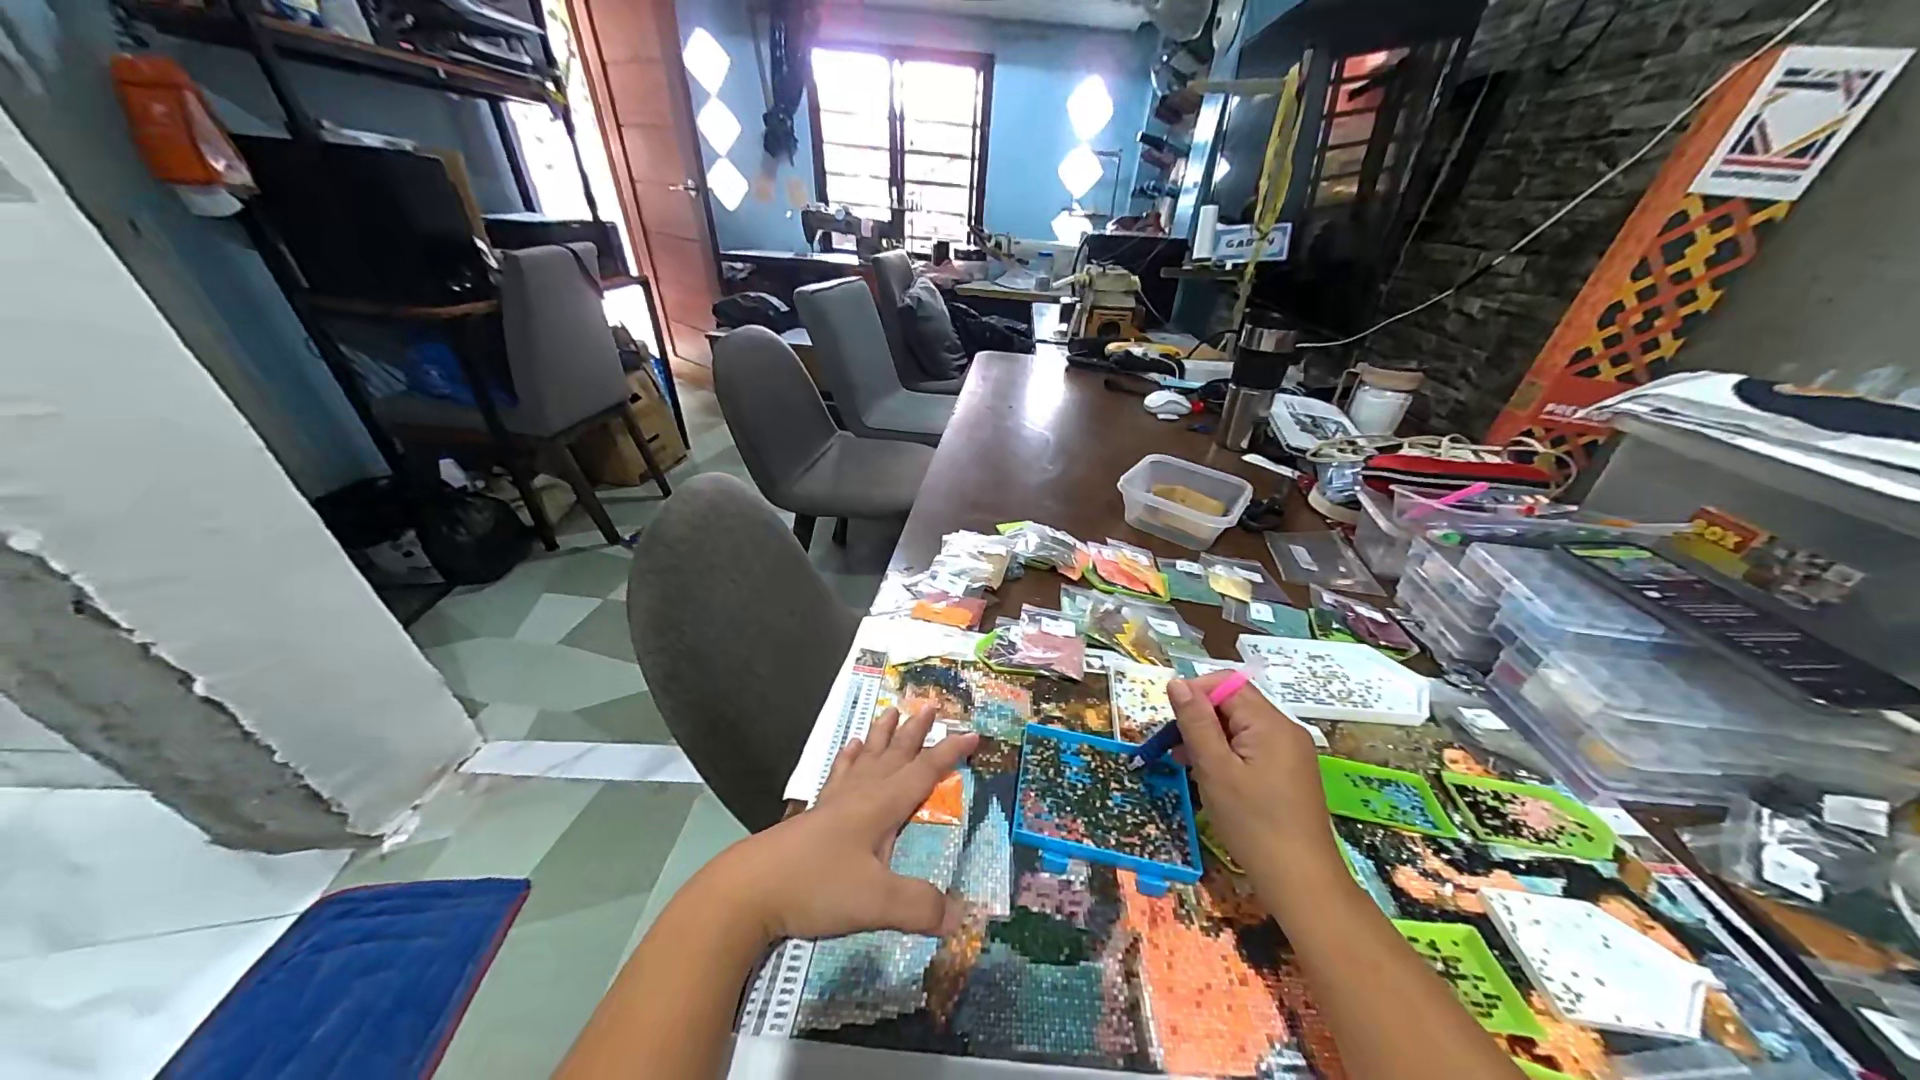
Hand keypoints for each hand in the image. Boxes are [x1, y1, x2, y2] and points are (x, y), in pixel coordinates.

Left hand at [714, 706, 977, 943]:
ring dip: (881, 737)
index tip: (972, 734)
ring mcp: (834, 803)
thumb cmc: (817, 887)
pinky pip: (837, 777)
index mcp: (881, 806)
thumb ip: (920, 906)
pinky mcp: (814, 816)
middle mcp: (860, 796)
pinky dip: (847, 760)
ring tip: (890, 712)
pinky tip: (847, 749)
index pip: (923, 771)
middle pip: (893, 755)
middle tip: (930, 705)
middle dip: (915, 732)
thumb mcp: (876, 901)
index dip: (949, 753)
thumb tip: (960, 916)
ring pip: (866, 760)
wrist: (749, 891)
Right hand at [1168, 672, 1335, 876]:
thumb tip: (1177, 683)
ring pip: (1241, 726)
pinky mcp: (1290, 772)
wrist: (1300, 880)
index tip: (1171, 722)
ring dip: (1211, 737)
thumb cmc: (1252, 822)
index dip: (1195, 693)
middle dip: (1200, 718)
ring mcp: (1291, 752)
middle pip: (1234, 703)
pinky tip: (1212, 777)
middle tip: (1175, 748)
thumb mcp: (1214, 768)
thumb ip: (1195, 722)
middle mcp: (1285, 729)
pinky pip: (1253, 746)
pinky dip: (1228, 753)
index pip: (1227, 683)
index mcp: (1270, 723)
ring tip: (1187, 764)